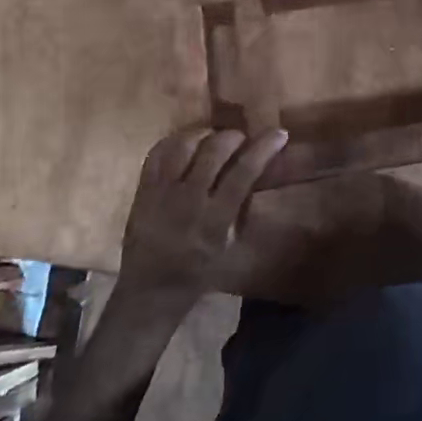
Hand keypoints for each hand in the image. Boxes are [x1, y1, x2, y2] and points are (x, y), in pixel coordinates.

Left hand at [117, 128, 287, 308]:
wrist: (150, 287)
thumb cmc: (197, 272)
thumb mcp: (229, 247)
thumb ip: (242, 212)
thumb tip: (255, 176)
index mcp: (215, 218)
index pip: (244, 172)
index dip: (263, 148)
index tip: (278, 133)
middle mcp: (189, 199)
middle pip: (214, 150)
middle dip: (233, 136)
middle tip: (241, 137)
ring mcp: (163, 191)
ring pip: (184, 145)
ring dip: (204, 134)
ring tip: (213, 137)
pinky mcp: (143, 188)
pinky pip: (158, 152)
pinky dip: (174, 141)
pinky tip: (185, 143)